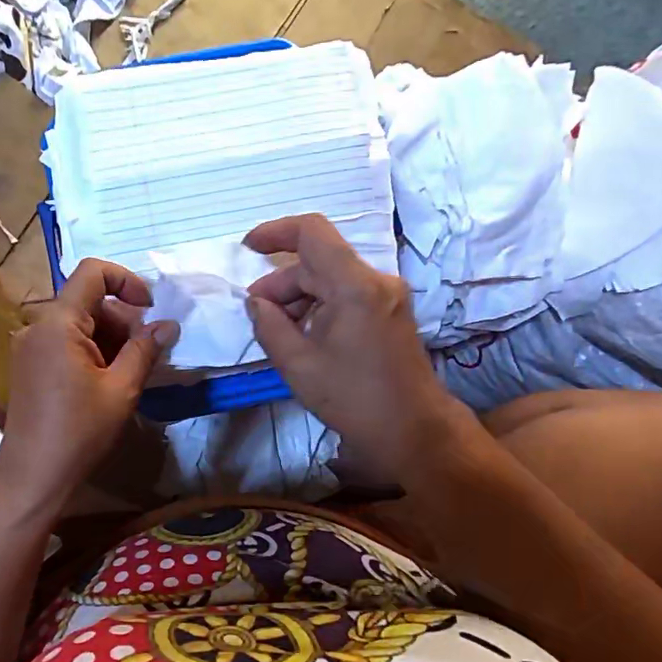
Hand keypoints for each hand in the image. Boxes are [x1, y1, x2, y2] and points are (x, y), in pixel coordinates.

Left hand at [0, 259, 176, 499]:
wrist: (32, 475)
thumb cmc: (79, 431)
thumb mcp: (121, 389)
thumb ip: (145, 349)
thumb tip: (167, 325)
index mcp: (58, 323)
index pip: (92, 272)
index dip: (126, 280)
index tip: (150, 309)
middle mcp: (38, 326)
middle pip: (87, 301)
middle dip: (122, 319)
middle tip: (146, 353)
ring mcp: (29, 346)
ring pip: (77, 323)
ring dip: (109, 338)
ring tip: (130, 372)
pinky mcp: (28, 365)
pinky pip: (64, 342)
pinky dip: (90, 351)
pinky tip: (107, 380)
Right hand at [243, 215, 465, 479]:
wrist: (413, 429)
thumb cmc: (352, 398)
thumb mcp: (297, 364)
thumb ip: (269, 325)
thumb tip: (256, 302)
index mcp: (354, 286)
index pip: (312, 232)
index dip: (275, 231)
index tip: (248, 247)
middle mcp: (375, 280)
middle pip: (317, 261)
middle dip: (281, 282)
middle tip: (257, 315)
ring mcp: (386, 295)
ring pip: (330, 278)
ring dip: (298, 297)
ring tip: (277, 331)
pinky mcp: (389, 311)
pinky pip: (345, 294)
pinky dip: (318, 305)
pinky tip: (302, 334)